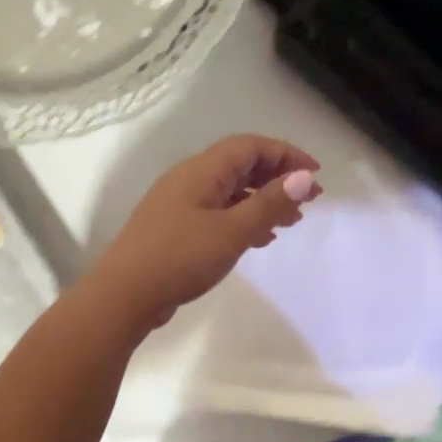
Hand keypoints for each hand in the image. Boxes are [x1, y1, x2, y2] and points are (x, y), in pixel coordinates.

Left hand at [86, 134, 321, 331]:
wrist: (125, 295)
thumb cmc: (180, 258)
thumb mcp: (232, 231)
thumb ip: (269, 204)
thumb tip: (303, 177)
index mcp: (202, 171)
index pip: (251, 147)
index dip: (286, 154)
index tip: (316, 174)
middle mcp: (190, 180)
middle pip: (241, 166)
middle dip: (278, 178)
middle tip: (309, 200)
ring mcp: (180, 205)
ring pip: (230, 193)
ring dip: (263, 202)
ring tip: (291, 222)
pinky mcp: (176, 230)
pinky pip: (218, 214)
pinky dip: (243, 220)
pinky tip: (260, 239)